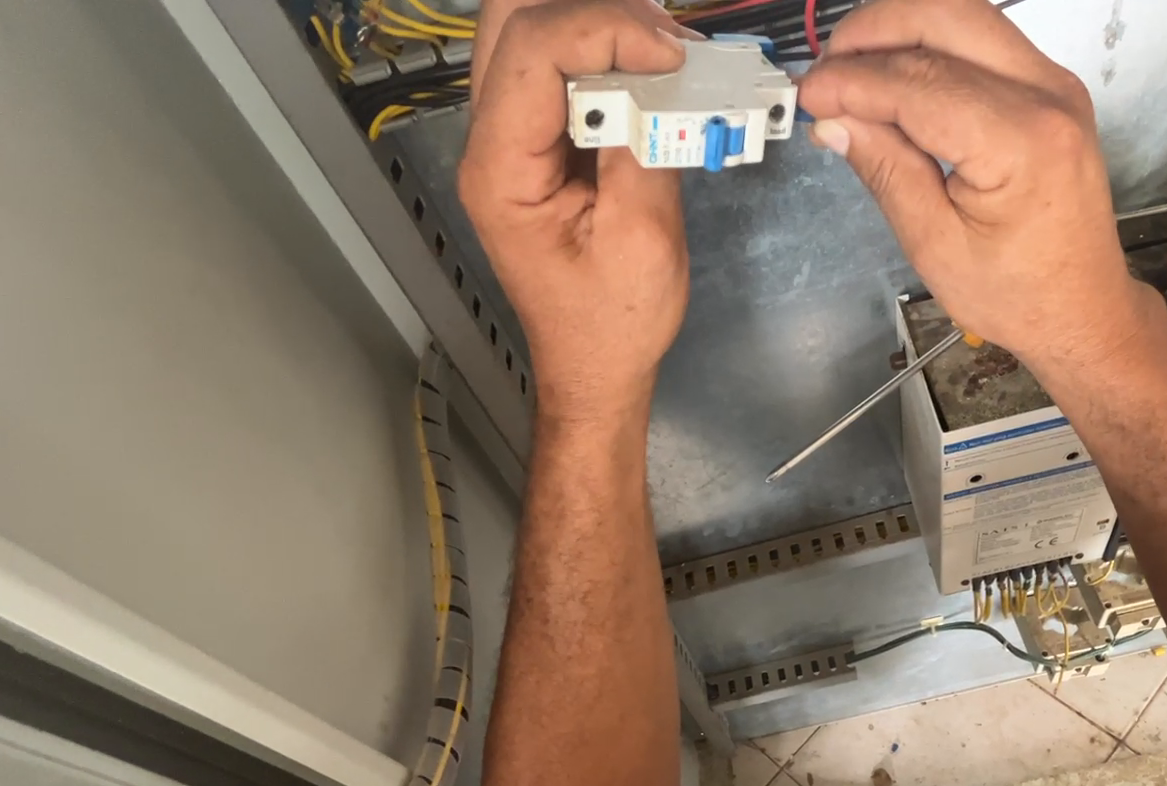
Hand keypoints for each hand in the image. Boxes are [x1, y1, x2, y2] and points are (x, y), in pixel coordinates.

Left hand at [459, 0, 692, 422]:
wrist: (595, 368)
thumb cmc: (616, 323)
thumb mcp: (644, 239)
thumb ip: (647, 147)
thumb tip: (662, 80)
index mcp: (501, 170)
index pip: (536, 49)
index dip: (609, 28)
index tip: (676, 55)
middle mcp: (489, 144)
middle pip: (513, 19)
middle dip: (593, 14)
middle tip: (663, 42)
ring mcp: (506, 145)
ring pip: (528, 37)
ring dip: (594, 30)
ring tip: (658, 54)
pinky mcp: (533, 152)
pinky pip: (553, 75)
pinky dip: (598, 61)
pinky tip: (642, 78)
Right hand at [797, 0, 1150, 376]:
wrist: (1078, 308)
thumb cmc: (1017, 295)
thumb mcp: (936, 247)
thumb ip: (888, 173)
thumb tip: (837, 122)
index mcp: (1020, 143)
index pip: (919, 84)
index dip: (853, 82)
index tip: (809, 94)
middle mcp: (1047, 96)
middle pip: (946, 18)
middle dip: (874, 32)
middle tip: (824, 67)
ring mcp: (1054, 86)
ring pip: (966, 18)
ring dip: (901, 30)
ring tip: (850, 69)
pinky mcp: (1049, 91)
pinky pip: (983, 43)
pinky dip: (931, 49)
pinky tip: (894, 79)